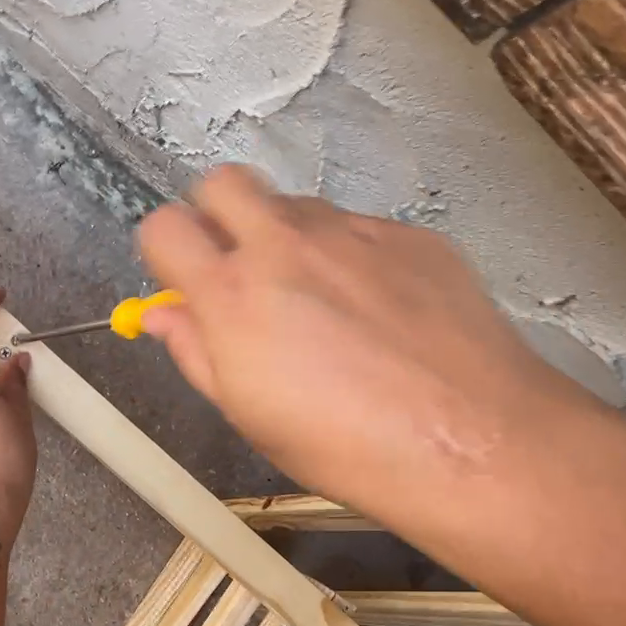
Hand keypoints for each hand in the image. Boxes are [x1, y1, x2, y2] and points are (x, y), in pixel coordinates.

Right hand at [135, 165, 606, 523]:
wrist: (464, 436)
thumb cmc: (335, 442)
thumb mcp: (243, 410)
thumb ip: (194, 350)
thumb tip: (161, 314)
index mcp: (232, 294)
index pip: (164, 228)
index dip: (163, 250)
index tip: (178, 280)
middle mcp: (285, 244)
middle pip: (223, 182)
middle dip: (213, 214)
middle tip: (231, 267)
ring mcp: (352, 232)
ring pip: (293, 207)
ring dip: (281, 238)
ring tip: (311, 301)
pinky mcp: (409, 234)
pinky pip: (354, 229)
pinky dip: (343, 256)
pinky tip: (370, 311)